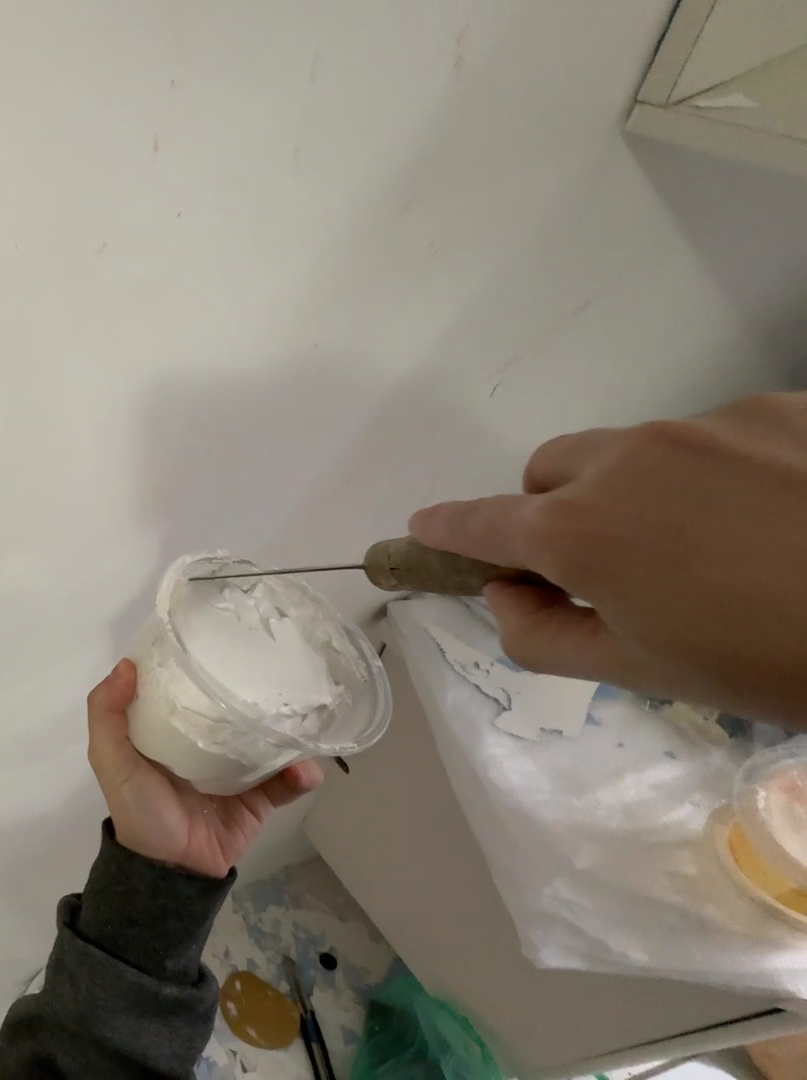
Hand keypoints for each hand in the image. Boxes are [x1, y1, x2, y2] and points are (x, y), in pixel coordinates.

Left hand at [86, 659, 322, 877]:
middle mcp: (199, 744)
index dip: (189, 665)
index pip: (177, 689)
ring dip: (284, 730)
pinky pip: (285, 784)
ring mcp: (231, 771)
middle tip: (271, 668)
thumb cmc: (136, 806)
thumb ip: (106, 713)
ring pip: (263, 741)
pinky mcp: (257, 800)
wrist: (169, 868)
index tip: (209, 636)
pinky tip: (305, 768)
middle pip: (226, 710)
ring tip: (301, 715)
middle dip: (248, 691)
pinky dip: (299, 775)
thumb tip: (127, 665)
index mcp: (162, 731)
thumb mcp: (109, 757)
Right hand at [410, 391, 806, 725]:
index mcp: (574, 530)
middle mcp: (623, 462)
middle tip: (609, 558)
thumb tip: (505, 591)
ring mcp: (706, 427)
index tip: (426, 530)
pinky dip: (716, 469)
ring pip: (630, 449)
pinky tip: (781, 510)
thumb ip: (537, 635)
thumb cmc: (774, 659)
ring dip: (637, 486)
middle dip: (553, 508)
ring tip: (718, 536)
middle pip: (547, 471)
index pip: (474, 522)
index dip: (444, 530)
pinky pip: (713, 434)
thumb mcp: (640, 672)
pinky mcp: (785, 409)